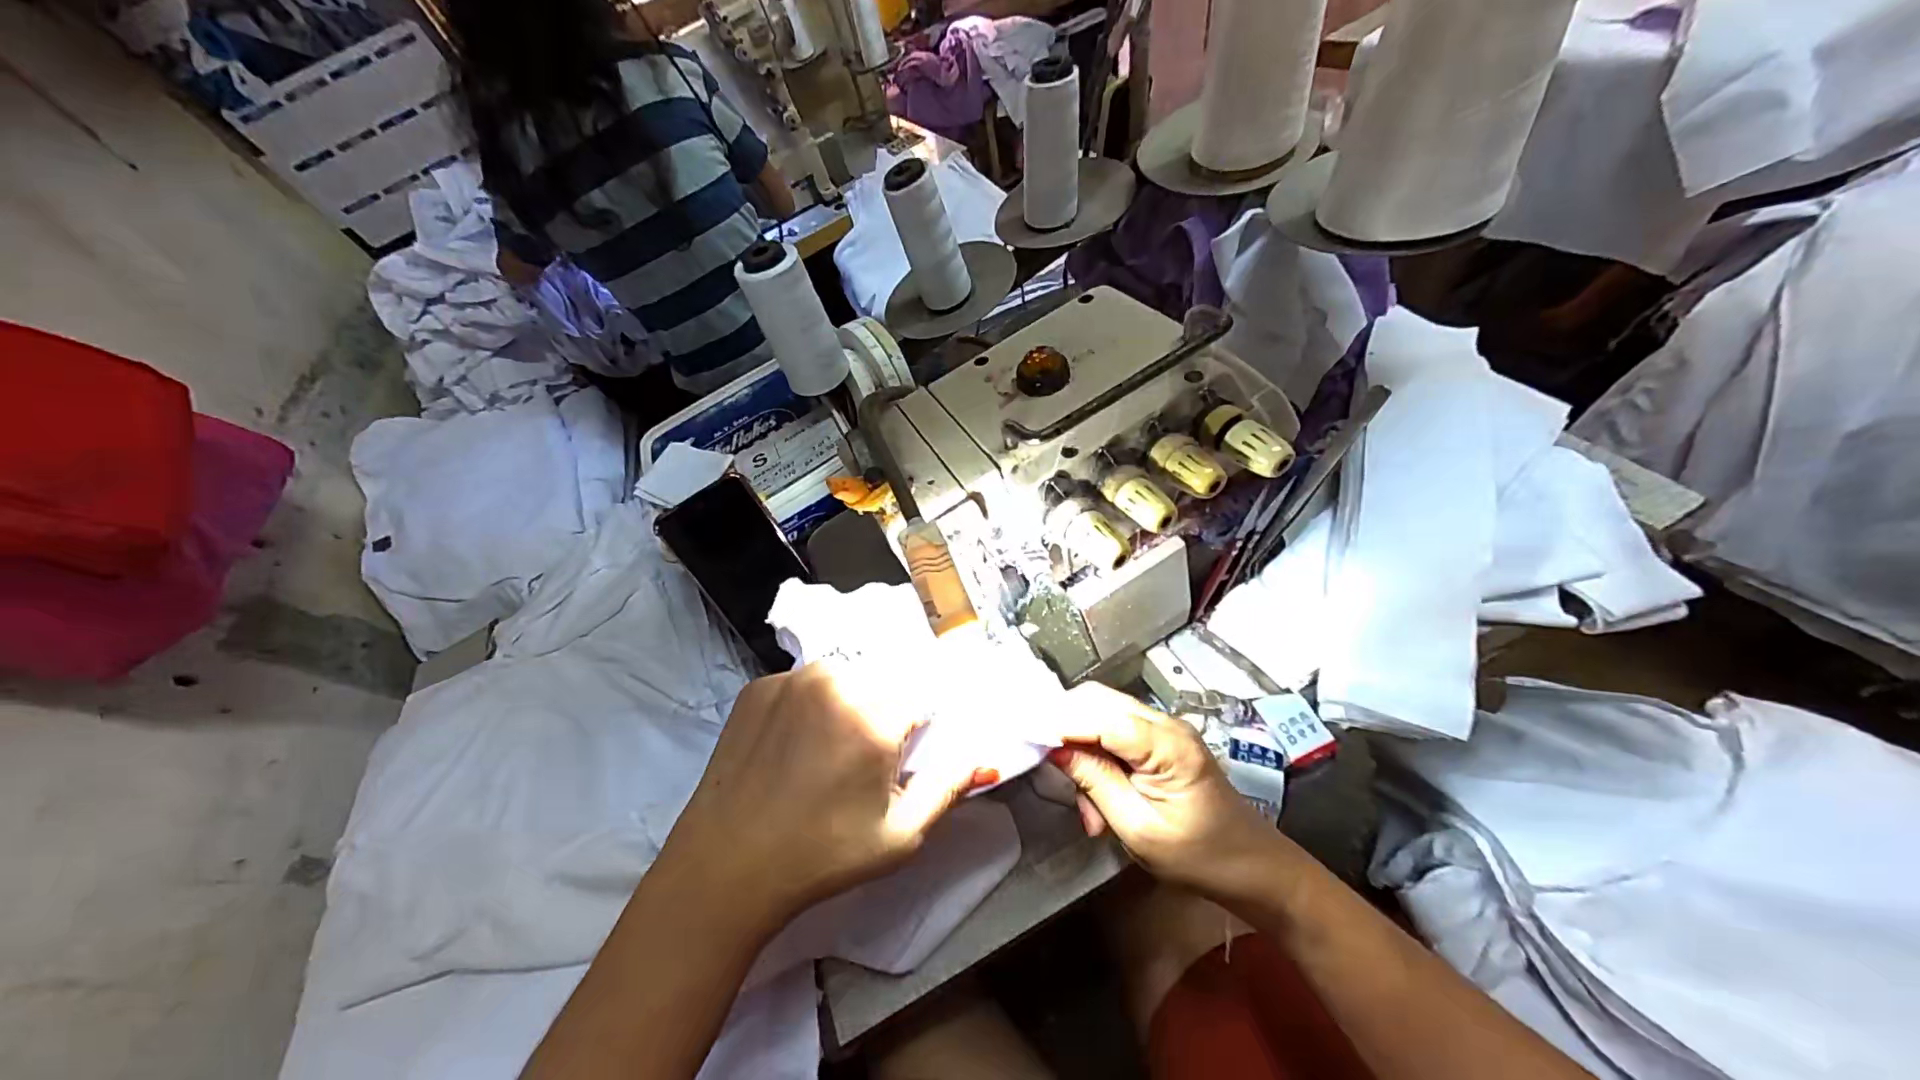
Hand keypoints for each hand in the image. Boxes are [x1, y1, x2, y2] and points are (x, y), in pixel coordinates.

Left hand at [660, 661, 992, 925]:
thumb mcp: (899, 836)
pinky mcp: (757, 687)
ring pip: (842, 679)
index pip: (920, 700)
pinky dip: (807, 705)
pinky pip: (802, 685)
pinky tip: (791, 746)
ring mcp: (790, 681)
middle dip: (882, 714)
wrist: (726, 866)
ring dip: (846, 705)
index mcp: (875, 716)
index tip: (898, 760)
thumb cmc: (822, 856)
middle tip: (860, 762)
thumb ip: (948, 788)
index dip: (916, 731)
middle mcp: (835, 683)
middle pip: (881, 684)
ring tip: (824, 753)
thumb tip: (985, 759)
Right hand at [1047, 683, 1281, 901]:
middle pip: (1097, 701)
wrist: (1252, 868)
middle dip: (1065, 730)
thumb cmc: (1199, 857)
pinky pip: (1115, 730)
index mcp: (1166, 744)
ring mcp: (1164, 728)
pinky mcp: (1160, 740)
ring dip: (1080, 746)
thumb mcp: (1138, 828)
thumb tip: (1053, 748)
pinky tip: (1098, 794)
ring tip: (1085, 802)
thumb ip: (1094, 781)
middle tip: (1053, 773)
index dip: (1058, 722)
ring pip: (1102, 713)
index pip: (1098, 715)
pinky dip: (1096, 753)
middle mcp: (1164, 723)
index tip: (1024, 739)